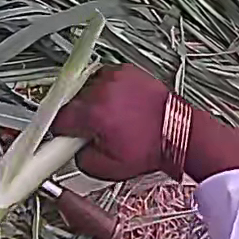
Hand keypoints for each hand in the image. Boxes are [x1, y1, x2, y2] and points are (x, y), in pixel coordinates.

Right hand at [52, 64, 173, 181]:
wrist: (179, 131)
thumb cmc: (151, 147)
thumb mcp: (110, 168)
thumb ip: (82, 160)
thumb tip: (72, 151)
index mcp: (93, 113)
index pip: (59, 119)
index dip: (61, 131)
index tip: (66, 136)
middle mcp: (101, 90)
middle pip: (72, 101)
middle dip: (79, 116)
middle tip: (94, 129)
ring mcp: (114, 76)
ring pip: (87, 87)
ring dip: (92, 100)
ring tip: (109, 116)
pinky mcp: (126, 70)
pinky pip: (104, 77)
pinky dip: (107, 88)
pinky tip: (118, 103)